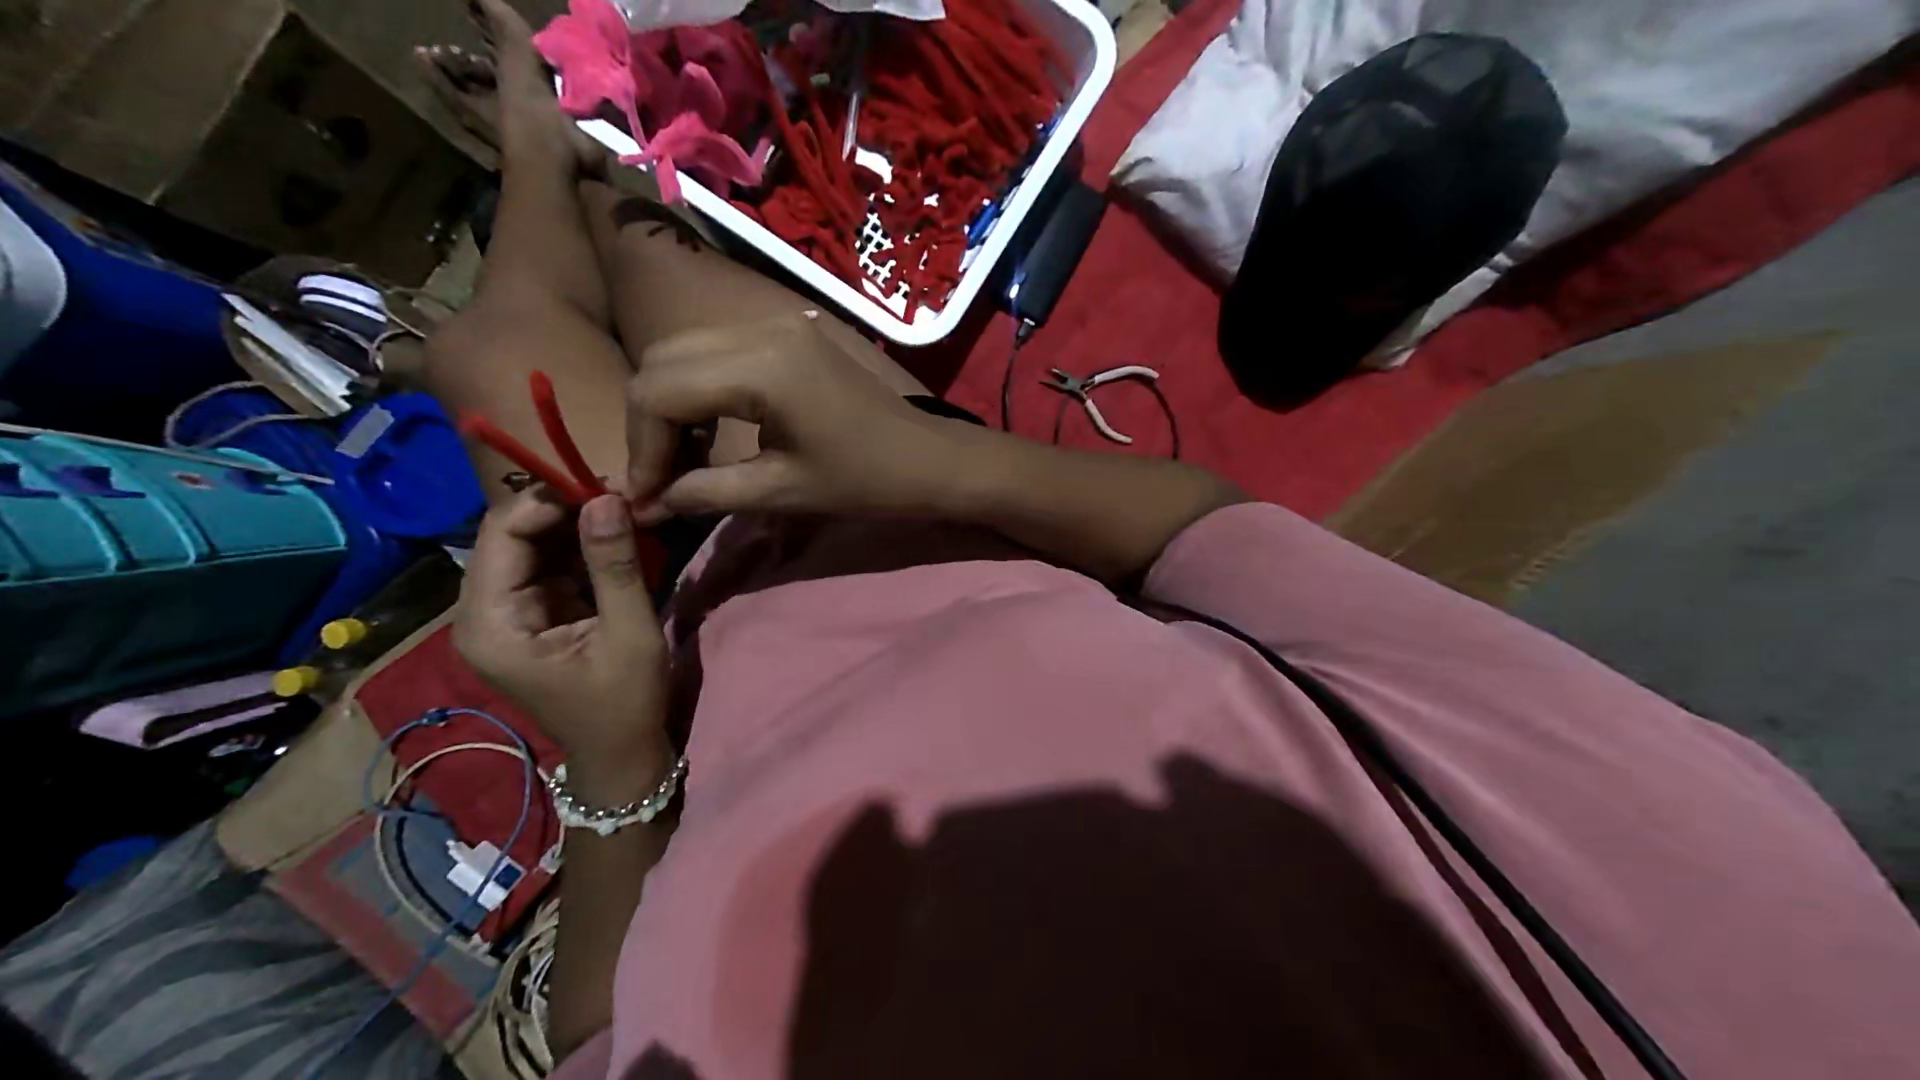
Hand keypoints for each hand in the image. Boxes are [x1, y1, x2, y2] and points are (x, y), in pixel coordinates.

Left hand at [453, 490, 670, 792]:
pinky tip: (619, 537)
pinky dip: (584, 548)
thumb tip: (608, 497)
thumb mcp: (628, 633)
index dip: (549, 502)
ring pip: (534, 546)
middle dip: (567, 510)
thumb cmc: (624, 703)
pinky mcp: (533, 615)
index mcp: (491, 623)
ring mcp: (508, 613)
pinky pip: (552, 565)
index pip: (502, 535)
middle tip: (624, 493)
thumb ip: (615, 565)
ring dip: (578, 526)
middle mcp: (484, 612)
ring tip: (627, 510)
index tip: (606, 485)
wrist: (621, 753)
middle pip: (514, 536)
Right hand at [625, 313, 969, 518]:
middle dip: (650, 425)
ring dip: (671, 407)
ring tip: (685, 462)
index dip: (641, 448)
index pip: (657, 392)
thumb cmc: (865, 481)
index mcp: (760, 366)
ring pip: (684, 353)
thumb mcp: (780, 492)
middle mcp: (760, 329)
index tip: (647, 497)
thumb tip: (642, 507)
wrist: (928, 458)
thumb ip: (703, 493)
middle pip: (661, 363)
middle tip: (662, 480)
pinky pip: (717, 353)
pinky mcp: (788, 333)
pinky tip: (712, 431)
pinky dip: (700, 391)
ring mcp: (776, 324)